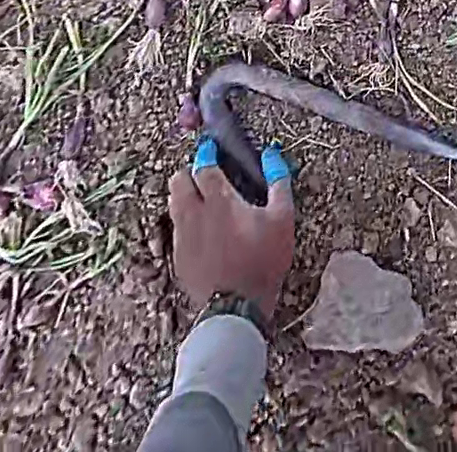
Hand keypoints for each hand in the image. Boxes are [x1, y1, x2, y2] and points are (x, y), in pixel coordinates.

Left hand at [167, 139, 294, 318]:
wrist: (238, 309)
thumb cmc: (263, 258)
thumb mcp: (282, 217)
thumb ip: (278, 181)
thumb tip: (271, 154)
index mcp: (218, 200)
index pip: (202, 166)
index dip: (206, 153)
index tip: (212, 148)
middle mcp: (193, 214)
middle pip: (178, 181)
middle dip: (190, 172)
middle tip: (206, 173)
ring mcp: (182, 238)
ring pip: (174, 204)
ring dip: (186, 194)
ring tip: (204, 198)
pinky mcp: (178, 258)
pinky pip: (178, 228)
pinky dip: (188, 220)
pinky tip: (205, 228)